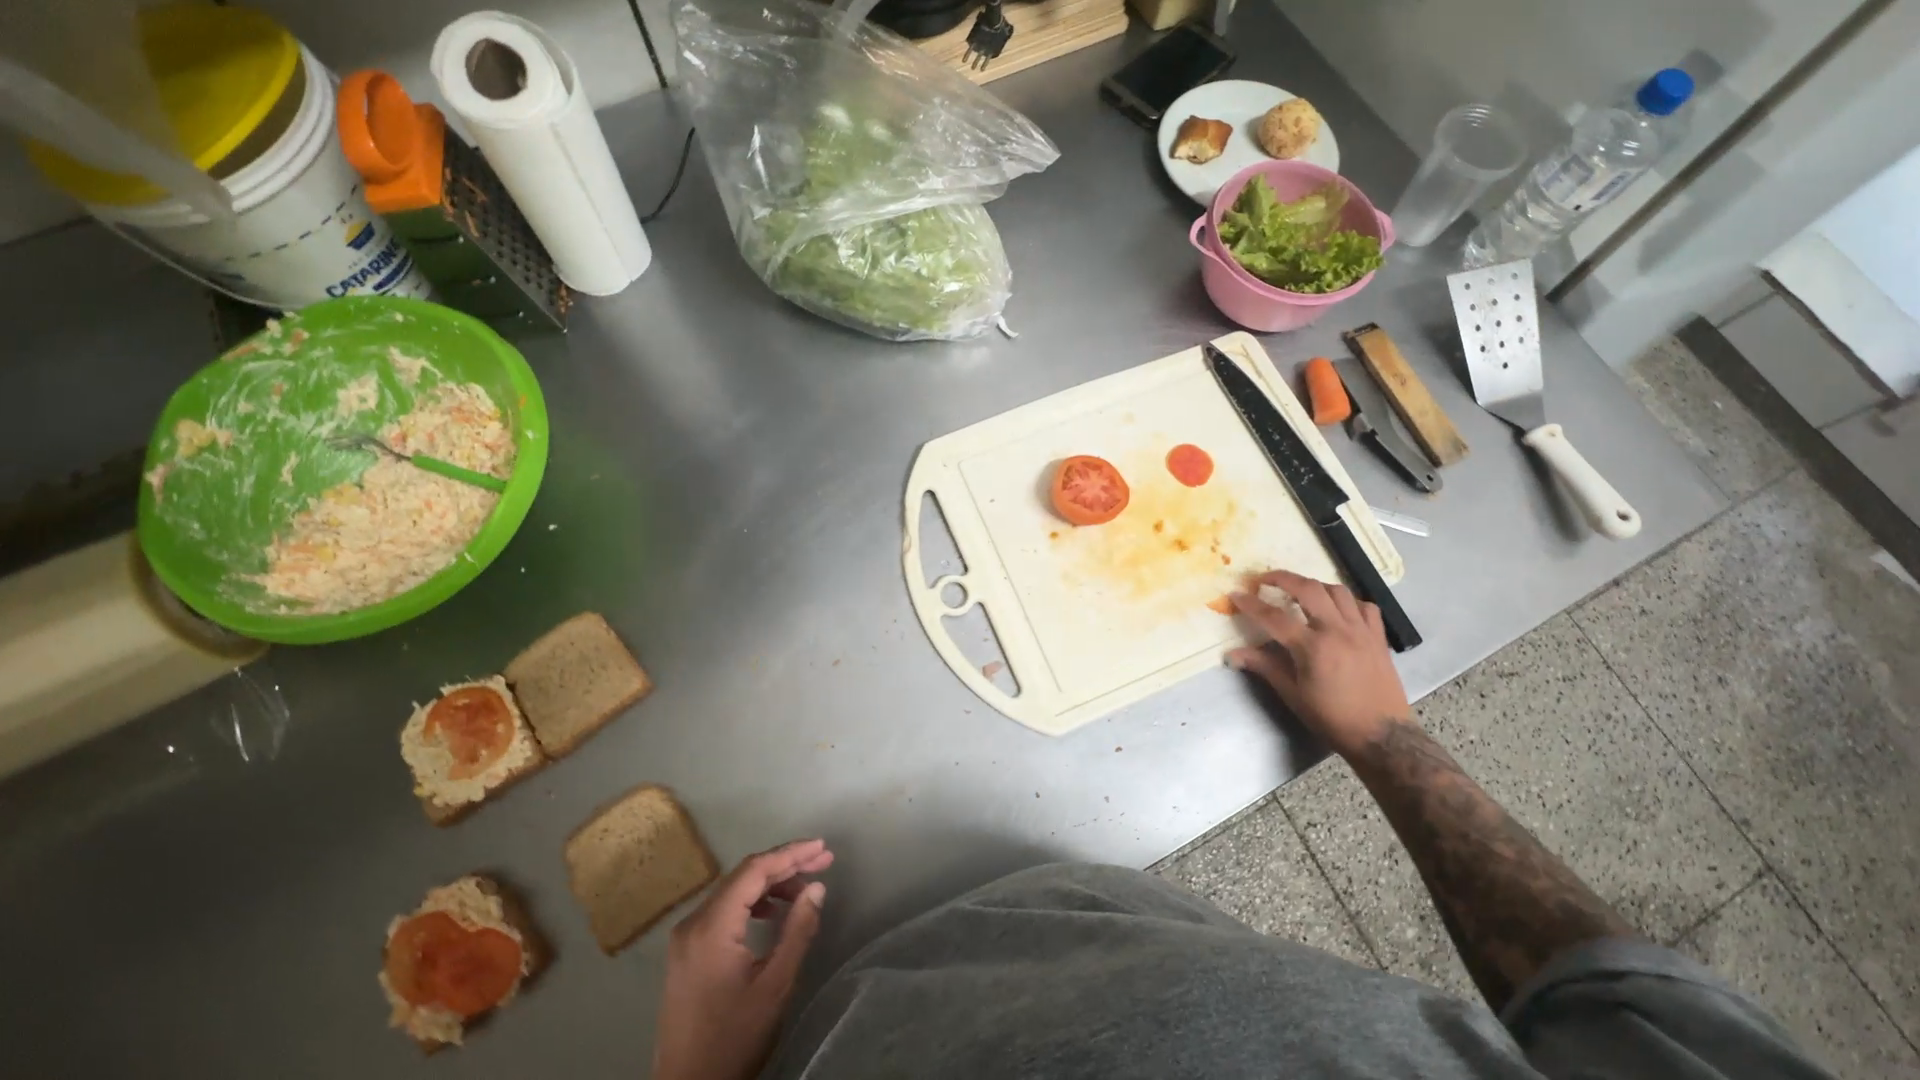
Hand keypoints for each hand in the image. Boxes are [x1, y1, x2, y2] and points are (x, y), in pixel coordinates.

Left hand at [653, 839, 834, 1079]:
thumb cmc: (734, 1038)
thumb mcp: (775, 985)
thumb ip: (797, 931)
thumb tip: (817, 888)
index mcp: (711, 926)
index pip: (753, 871)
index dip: (790, 854)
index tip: (823, 848)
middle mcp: (693, 923)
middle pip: (742, 877)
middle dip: (784, 865)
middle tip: (824, 861)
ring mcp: (686, 938)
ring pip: (733, 893)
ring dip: (769, 885)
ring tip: (806, 891)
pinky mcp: (687, 952)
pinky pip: (723, 912)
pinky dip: (752, 904)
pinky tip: (775, 913)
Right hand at [1228, 569, 1412, 758]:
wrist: (1381, 734)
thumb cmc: (1332, 718)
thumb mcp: (1293, 695)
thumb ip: (1265, 667)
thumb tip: (1233, 655)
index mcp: (1312, 648)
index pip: (1274, 617)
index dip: (1251, 604)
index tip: (1236, 594)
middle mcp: (1338, 631)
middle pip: (1308, 589)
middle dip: (1283, 578)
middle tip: (1265, 580)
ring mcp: (1362, 631)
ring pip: (1337, 591)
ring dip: (1315, 586)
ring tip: (1300, 592)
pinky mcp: (1378, 637)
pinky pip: (1364, 606)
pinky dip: (1348, 602)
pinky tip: (1338, 611)